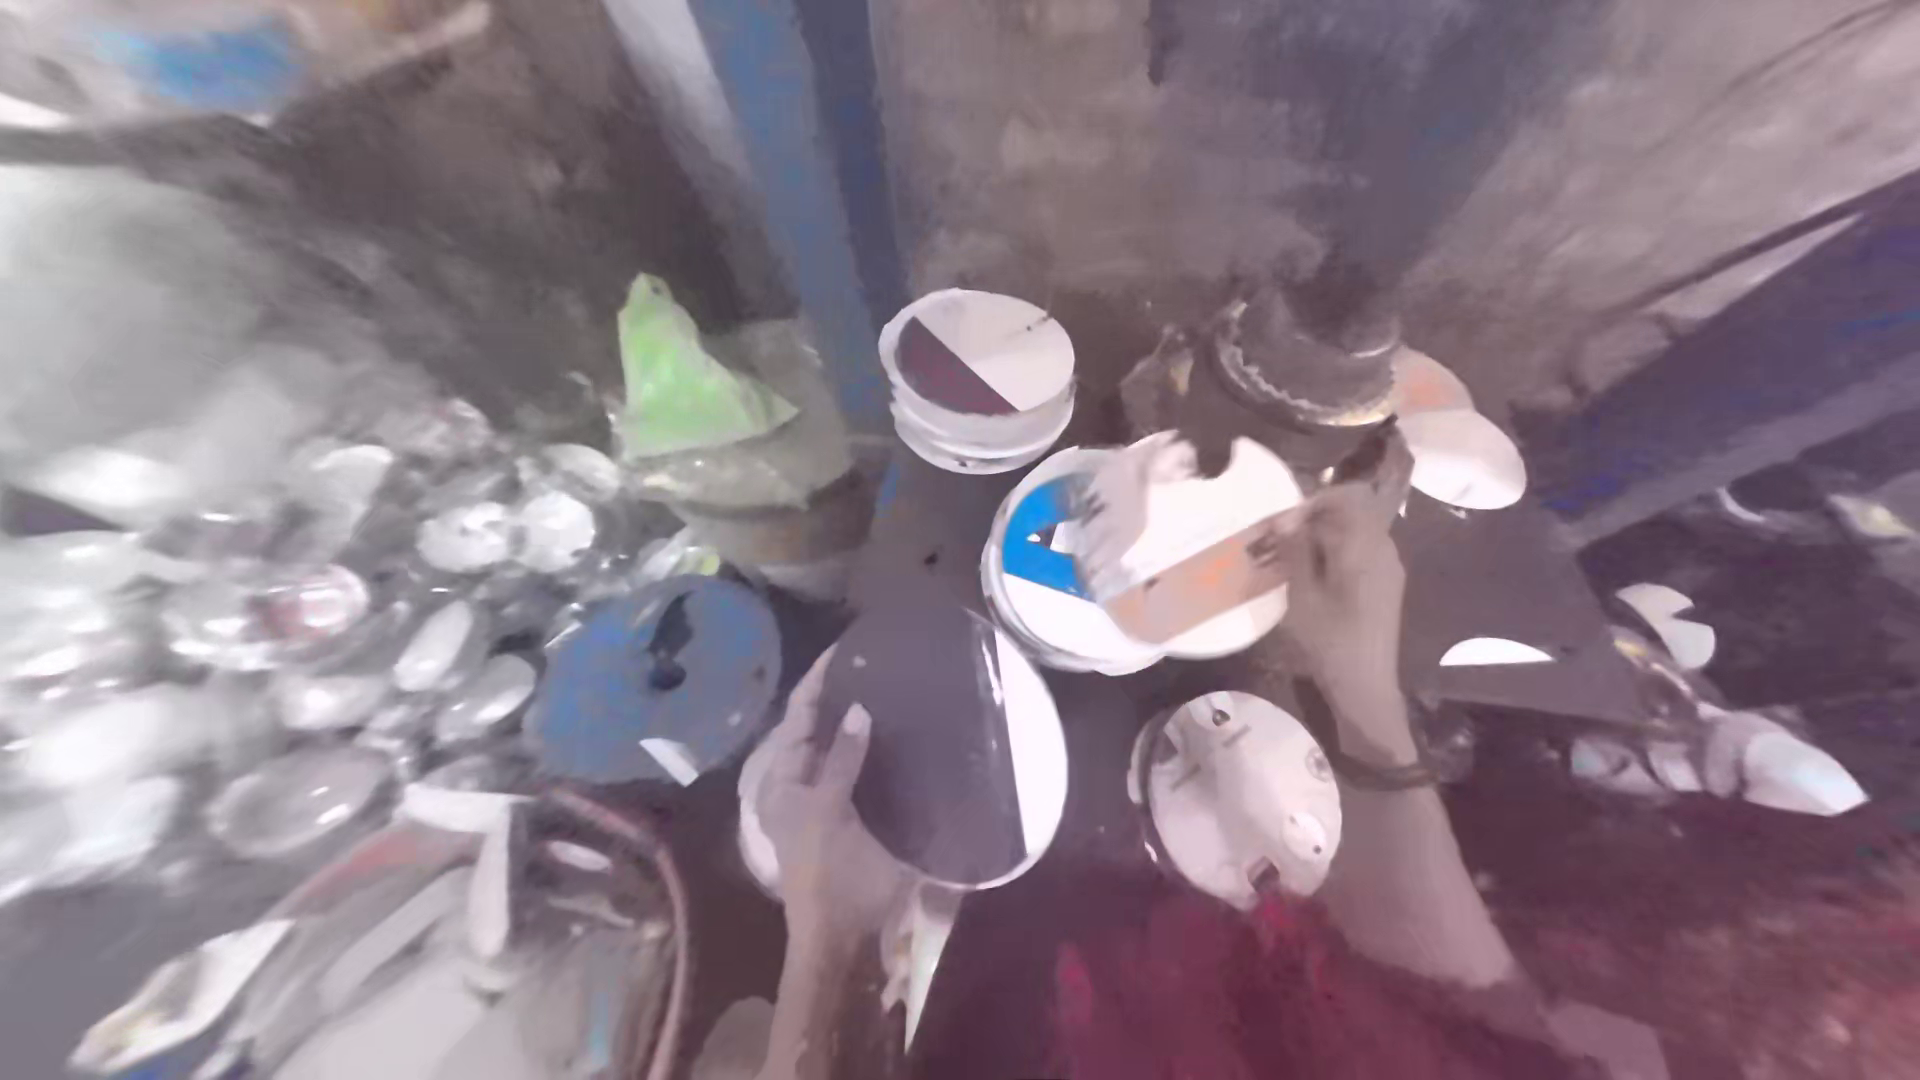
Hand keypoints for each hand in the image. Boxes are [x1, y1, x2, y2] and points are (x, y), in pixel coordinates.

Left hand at [752, 645, 912, 941]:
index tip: (841, 648)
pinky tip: (904, 723)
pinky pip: (868, 761)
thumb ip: (841, 761)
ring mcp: (833, 789)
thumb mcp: (827, 813)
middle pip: (820, 723)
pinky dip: (880, 741)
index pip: (799, 714)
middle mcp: (805, 776)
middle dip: (840, 691)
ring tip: (890, 680)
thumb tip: (857, 708)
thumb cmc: (827, 872)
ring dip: (861, 713)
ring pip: (845, 740)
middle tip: (874, 659)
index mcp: (784, 776)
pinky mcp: (860, 803)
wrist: (846, 933)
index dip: (817, 679)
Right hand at [1281, 431, 1412, 697]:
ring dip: (1317, 537)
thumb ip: (1296, 550)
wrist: (1365, 685)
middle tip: (1274, 540)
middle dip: (1310, 519)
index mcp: (1366, 548)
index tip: (1282, 520)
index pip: (1348, 497)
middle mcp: (1383, 550)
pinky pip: (1356, 552)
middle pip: (1349, 513)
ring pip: (1351, 532)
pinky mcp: (1383, 584)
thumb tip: (1287, 516)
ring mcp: (1387, 568)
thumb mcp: (1302, 594)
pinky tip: (1304, 576)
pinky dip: (1329, 553)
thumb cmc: (1329, 640)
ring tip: (1283, 558)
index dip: (1313, 499)